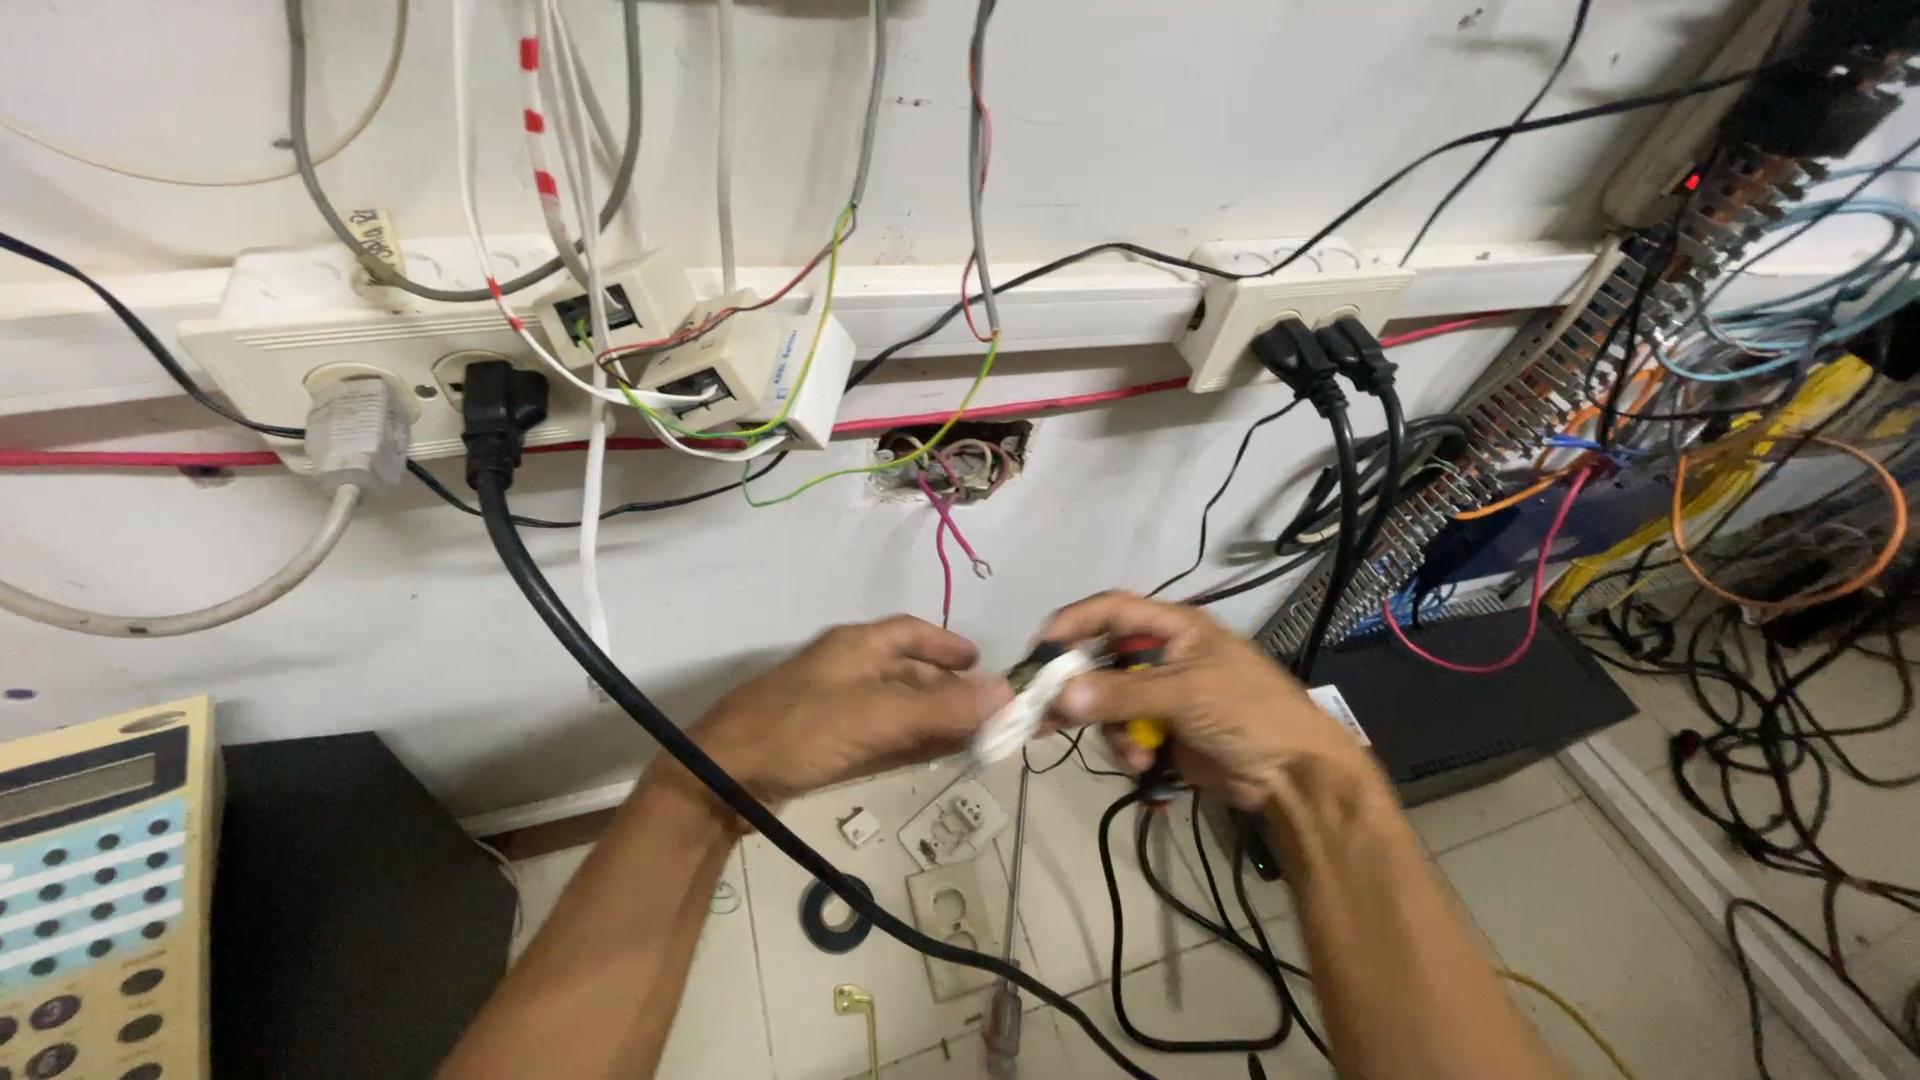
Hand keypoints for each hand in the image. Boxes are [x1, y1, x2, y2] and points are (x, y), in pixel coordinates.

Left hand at [672, 616, 1012, 815]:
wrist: (721, 778)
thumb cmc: (799, 730)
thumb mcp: (876, 715)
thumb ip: (941, 708)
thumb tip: (1007, 692)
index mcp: (856, 647)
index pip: (910, 632)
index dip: (947, 644)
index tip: (981, 663)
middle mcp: (848, 671)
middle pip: (909, 673)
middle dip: (950, 689)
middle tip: (989, 711)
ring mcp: (836, 710)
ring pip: (898, 708)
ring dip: (935, 720)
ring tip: (973, 736)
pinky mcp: (827, 746)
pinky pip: (881, 737)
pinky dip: (911, 743)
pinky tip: (932, 755)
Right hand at [1038, 591, 1373, 809]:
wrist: (1295, 775)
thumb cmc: (1249, 714)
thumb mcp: (1187, 696)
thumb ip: (1122, 694)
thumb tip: (1061, 696)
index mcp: (1174, 627)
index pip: (1112, 610)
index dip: (1074, 622)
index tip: (1040, 647)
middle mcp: (1162, 654)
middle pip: (1100, 659)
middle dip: (1077, 686)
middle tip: (1046, 710)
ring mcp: (1161, 694)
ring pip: (1106, 701)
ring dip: (1108, 727)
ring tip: (1130, 753)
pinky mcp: (1161, 729)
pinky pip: (1121, 730)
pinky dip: (1125, 747)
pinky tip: (1142, 764)